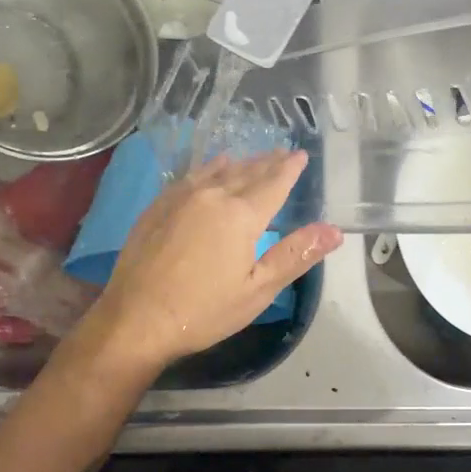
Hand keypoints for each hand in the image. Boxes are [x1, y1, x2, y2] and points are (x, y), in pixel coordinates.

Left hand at [77, 150, 341, 372]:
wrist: (136, 319)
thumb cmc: (203, 311)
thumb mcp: (258, 290)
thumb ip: (296, 255)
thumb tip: (334, 230)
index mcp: (241, 215)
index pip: (274, 183)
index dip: (290, 169)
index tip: (301, 155)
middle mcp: (213, 195)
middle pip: (247, 172)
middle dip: (268, 162)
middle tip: (282, 152)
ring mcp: (181, 197)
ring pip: (218, 170)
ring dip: (241, 163)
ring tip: (254, 157)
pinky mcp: (158, 206)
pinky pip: (191, 176)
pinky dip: (210, 168)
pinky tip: (213, 167)